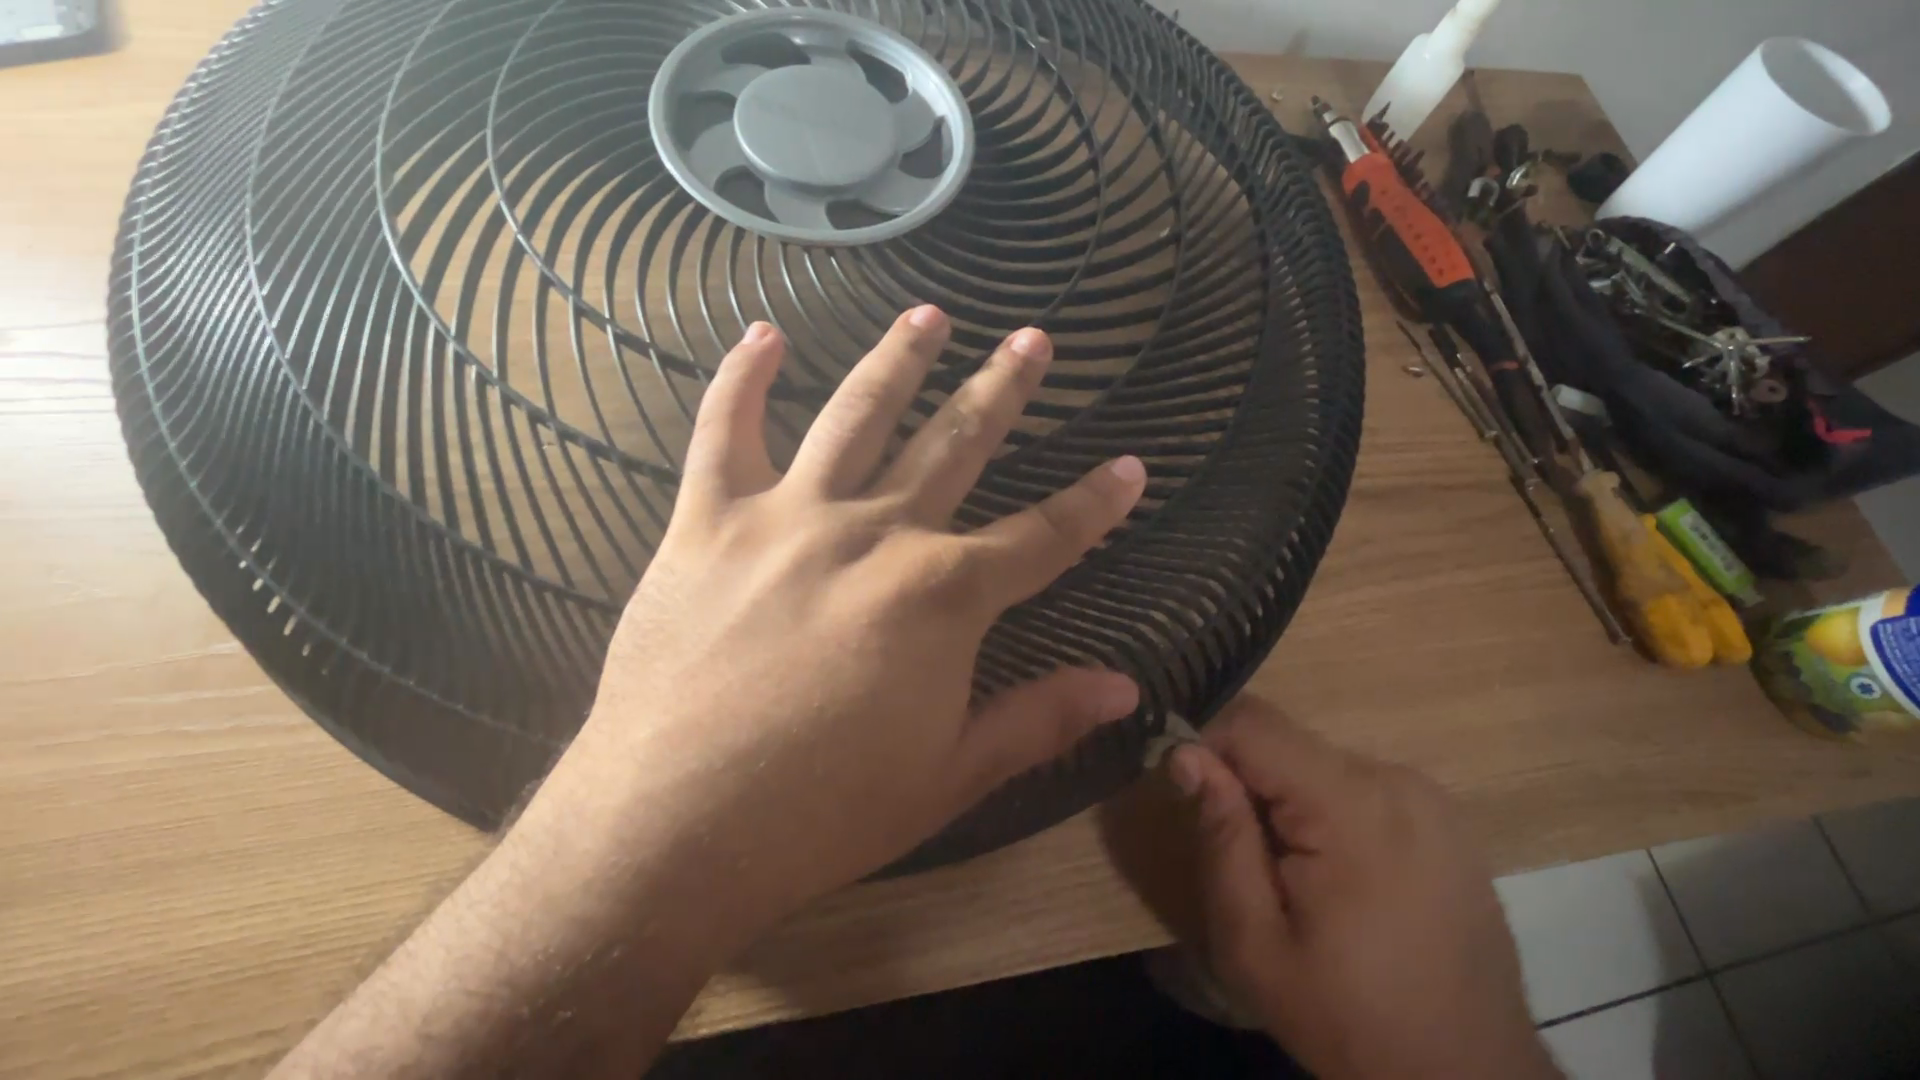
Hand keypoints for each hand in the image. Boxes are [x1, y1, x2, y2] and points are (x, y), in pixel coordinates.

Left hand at [551, 306, 1145, 929]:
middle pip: (955, 446)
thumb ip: (1039, 720)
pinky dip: (744, 377)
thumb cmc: (823, 811)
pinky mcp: (708, 520)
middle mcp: (876, 532)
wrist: (676, 823)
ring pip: (856, 414)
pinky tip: (765, 333)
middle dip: (1003, 391)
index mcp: (942, 595)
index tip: (1132, 465)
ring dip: (898, 358)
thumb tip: (1125, 688)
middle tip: (1034, 339)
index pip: (1043, 539)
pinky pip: (724, 430)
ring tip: (929, 313)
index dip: (1095, 504)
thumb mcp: (949, 776)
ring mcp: (788, 515)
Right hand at [1167, 698, 1558, 1079]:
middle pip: (1288, 745)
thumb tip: (1187, 754)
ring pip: (1321, 766)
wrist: (1467, 1077)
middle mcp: (1398, 781)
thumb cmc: (1348, 1016)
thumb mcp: (1253, 942)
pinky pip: (1362, 789)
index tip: (1191, 798)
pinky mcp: (1447, 822)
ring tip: (1295, 879)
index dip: (1206, 745)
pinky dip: (1330, 815)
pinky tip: (1343, 882)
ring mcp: (1431, 799)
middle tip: (1248, 862)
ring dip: (1290, 804)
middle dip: (1250, 786)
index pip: (1253, 723)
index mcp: (1351, 805)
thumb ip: (1221, 837)